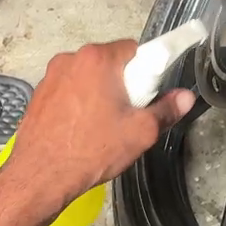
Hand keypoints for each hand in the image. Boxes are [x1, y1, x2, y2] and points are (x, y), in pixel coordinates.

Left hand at [3, 40, 194, 211]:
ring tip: (105, 126)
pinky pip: (70, 90)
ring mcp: (51, 76)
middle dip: (123, 83)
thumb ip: (166, 110)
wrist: (41, 176)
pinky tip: (83, 130)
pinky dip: (80, 104)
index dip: (147, 71)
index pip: (134, 49)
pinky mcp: (39, 94)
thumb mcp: (141, 132)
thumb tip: (185, 97)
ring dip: (100, 93)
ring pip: (89, 77)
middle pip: (110, 62)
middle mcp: (71, 59)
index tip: (149, 94)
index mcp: (98, 59)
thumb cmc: (91, 150)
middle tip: (130, 115)